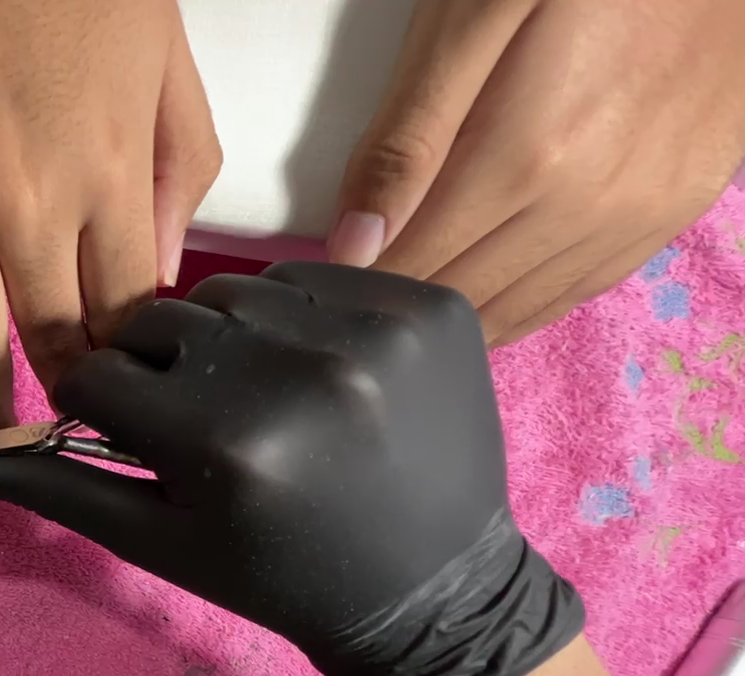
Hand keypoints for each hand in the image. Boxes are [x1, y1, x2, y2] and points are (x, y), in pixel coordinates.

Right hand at [0, 0, 220, 432]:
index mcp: (112, 168)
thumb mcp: (156, 45)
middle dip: (66, 396)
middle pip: (61, 336)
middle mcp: (39, 207)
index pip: (131, 305)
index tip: (119, 401)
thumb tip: (170, 262)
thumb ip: (177, 157)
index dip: (128, 367)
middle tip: (59, 435)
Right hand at [0, 263, 583, 675]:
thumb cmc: (261, 573)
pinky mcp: (427, 304)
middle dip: (145, 367)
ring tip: (236, 390)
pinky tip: (297, 368)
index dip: (90, 405)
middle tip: (177, 414)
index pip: (94, 376)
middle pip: (154, 322)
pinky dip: (282, 317)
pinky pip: (305, 278)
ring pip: (226, 291)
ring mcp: (371, 330)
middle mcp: (296, 372)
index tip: (119, 432)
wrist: (422, 588)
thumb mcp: (147, 539)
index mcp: (219, 442)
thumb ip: (50, 488)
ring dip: (210, 337)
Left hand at [329, 0, 744, 343]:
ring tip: (412, 284)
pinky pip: (571, 293)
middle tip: (362, 282)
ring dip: (449, 312)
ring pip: (509, 312)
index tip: (326, 280)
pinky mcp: (676, 205)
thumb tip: (352, 249)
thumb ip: (401, 146)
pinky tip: (474, 294)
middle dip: (395, 300)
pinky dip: (512, 306)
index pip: (406, 272)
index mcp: (525, 162)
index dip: (356, 286)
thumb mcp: (460, 34)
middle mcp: (590, 201)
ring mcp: (643, 208)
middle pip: (452, 301)